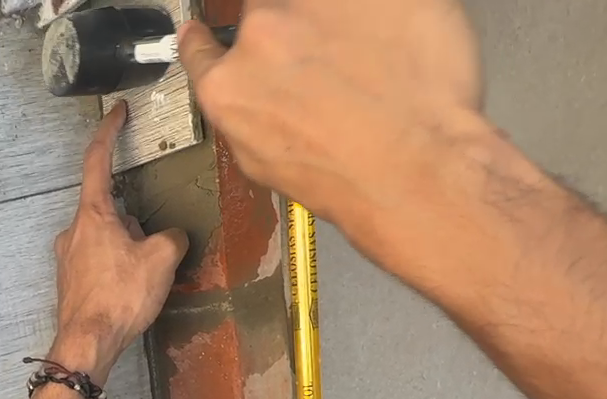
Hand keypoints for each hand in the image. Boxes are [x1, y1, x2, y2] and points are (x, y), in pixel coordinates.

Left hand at [50, 103, 187, 382]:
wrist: (87, 344)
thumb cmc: (121, 296)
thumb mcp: (162, 259)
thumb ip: (171, 236)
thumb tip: (168, 237)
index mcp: (91, 215)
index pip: (97, 161)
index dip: (109, 132)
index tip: (118, 112)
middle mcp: (71, 233)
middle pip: (107, 210)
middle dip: (132, 222)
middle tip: (152, 249)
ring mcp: (66, 260)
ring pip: (103, 239)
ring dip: (126, 249)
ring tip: (141, 278)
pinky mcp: (68, 284)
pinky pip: (97, 263)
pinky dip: (115, 269)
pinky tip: (128, 292)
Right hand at [177, 0, 487, 251]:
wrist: (405, 159)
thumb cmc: (335, 173)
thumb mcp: (258, 159)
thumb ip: (243, 110)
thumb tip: (246, 92)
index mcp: (226, 84)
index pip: (200, 47)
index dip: (203, 40)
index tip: (204, 35)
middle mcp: (259, 31)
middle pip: (263, 8)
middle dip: (288, 28)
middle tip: (323, 56)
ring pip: (315, 0)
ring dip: (331, 16)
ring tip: (362, 50)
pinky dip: (377, 12)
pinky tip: (391, 42)